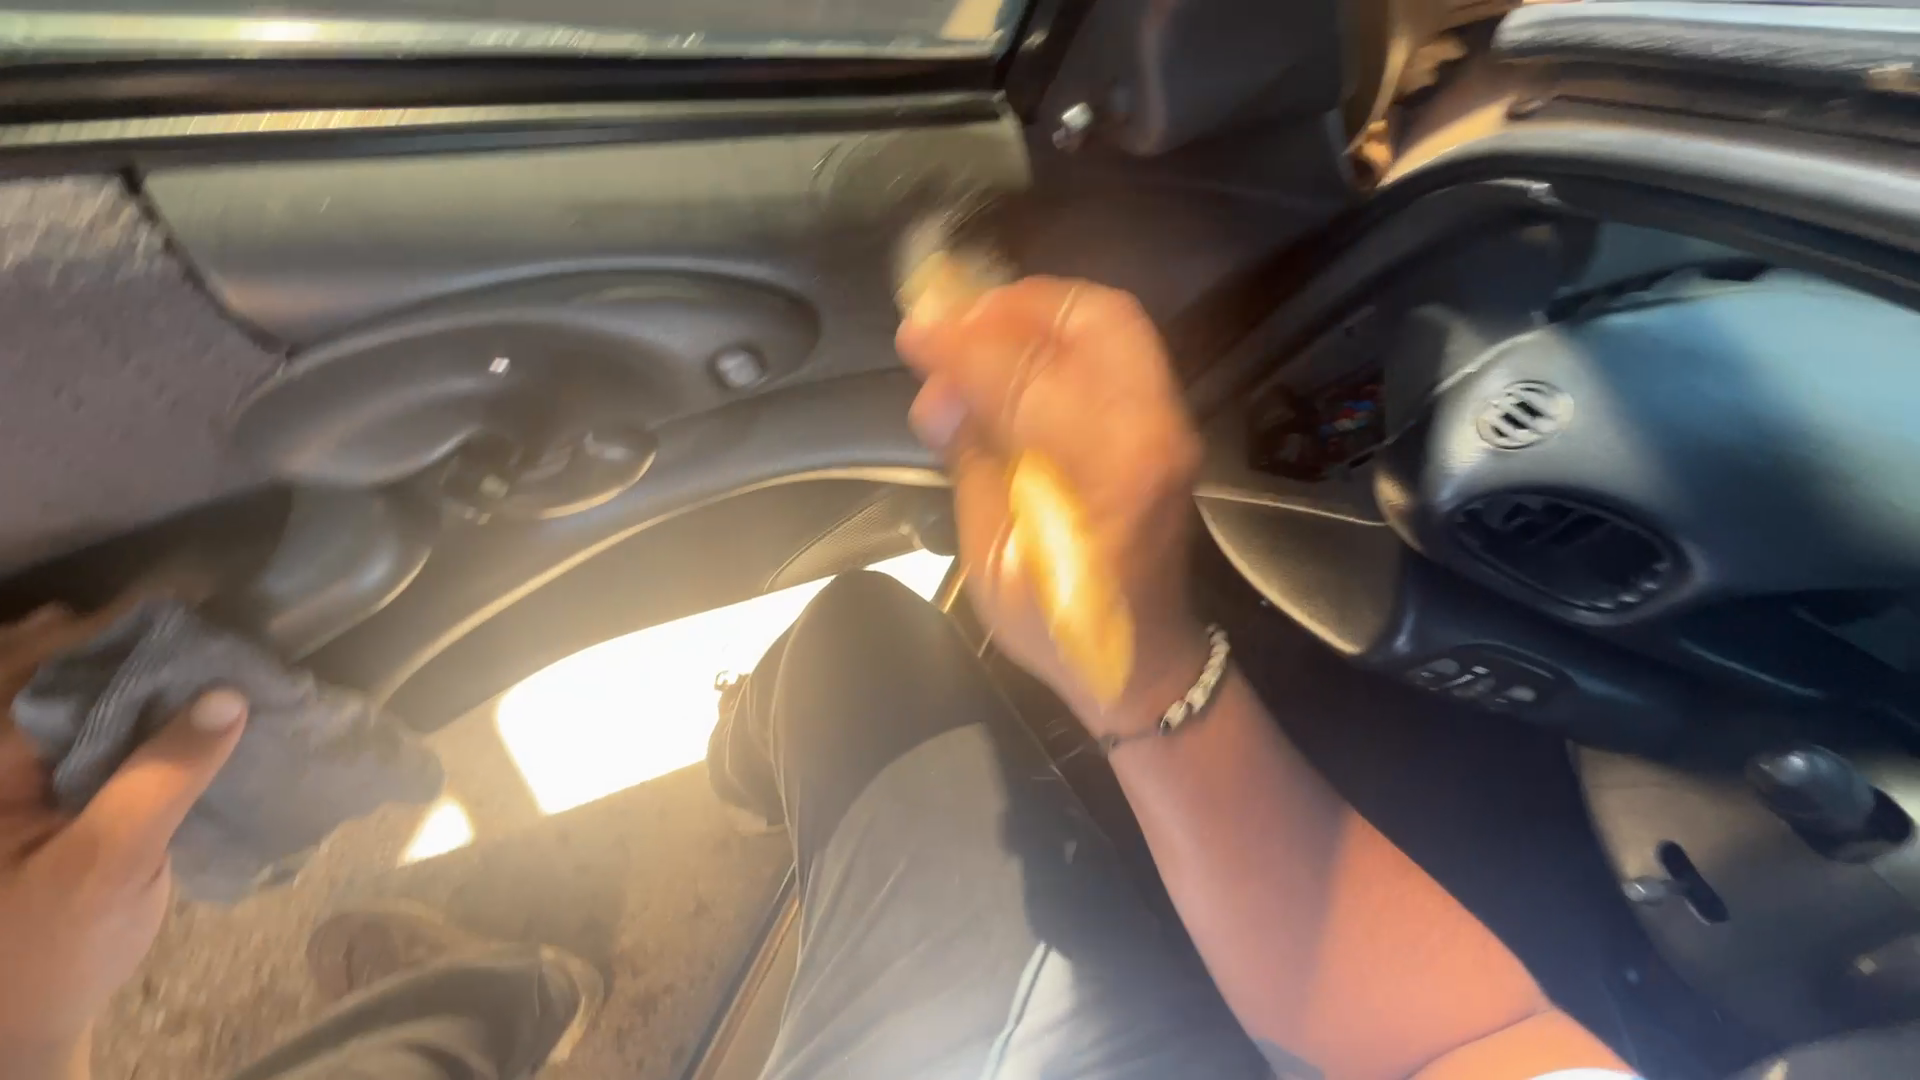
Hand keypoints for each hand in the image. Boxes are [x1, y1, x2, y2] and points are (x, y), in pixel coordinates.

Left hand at [0, 605, 247, 1078]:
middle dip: (97, 638)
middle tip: (175, 608)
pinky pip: (76, 740)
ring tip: (163, 636)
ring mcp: (11, 791)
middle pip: (31, 681)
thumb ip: (160, 777)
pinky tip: (158, 698)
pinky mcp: (41, 809)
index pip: (28, 679)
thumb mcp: (104, 866)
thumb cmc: (44, 951)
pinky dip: (117, 710)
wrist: (17, 1032)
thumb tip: (226, 694)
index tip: (180, 599)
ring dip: (107, 669)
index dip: (102, 633)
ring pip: (51, 707)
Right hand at [897, 277, 1208, 735]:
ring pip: (1109, 326)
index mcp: (1102, 478)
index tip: (915, 331)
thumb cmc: (1058, 627)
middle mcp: (1150, 435)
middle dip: (1012, 305)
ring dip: (1036, 316)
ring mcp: (1167, 427)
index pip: (1027, 377)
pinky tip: (1011, 361)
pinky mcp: (1164, 427)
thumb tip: (940, 392)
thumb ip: (972, 460)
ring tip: (974, 337)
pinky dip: (1058, 341)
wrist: (1138, 662)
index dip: (963, 345)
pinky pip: (1112, 354)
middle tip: (953, 320)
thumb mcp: (992, 554)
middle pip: (1093, 319)